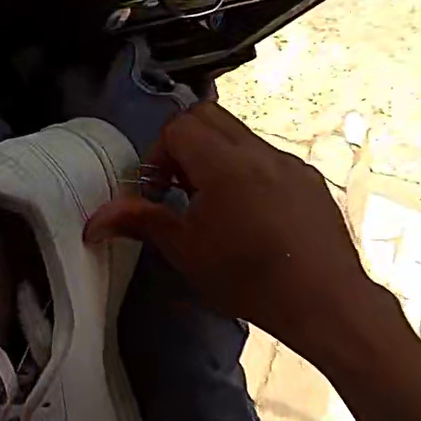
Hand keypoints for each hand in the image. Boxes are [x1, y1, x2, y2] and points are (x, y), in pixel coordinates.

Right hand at [84, 102, 398, 370]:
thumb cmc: (247, 278)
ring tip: (211, 202)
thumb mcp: (185, 250)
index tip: (158, 191)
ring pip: (238, 134)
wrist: (328, 304)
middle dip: (182, 143)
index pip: (178, 127)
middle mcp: (259, 152)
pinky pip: (265, 156)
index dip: (158, 154)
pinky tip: (248, 214)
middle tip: (178, 185)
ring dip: (213, 155)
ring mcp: (289, 163)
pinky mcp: (309, 180)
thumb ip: (140, 221)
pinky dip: (244, 169)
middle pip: (208, 116)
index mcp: (225, 164)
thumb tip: (93, 221)